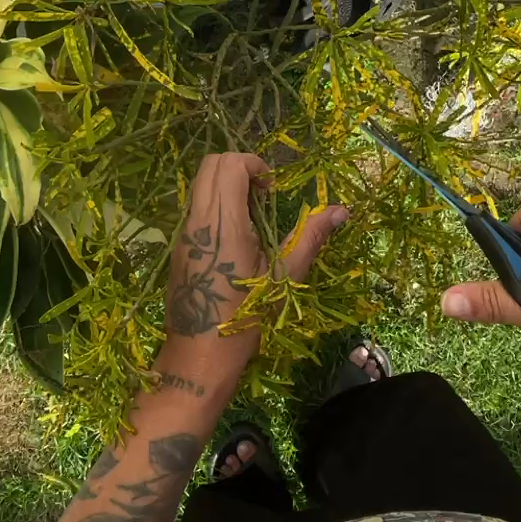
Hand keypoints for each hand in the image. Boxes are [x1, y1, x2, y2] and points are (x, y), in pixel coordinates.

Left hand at [154, 153, 346, 401]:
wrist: (199, 357)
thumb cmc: (246, 318)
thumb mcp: (284, 277)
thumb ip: (310, 236)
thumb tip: (341, 210)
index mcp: (225, 222)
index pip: (229, 164)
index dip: (254, 164)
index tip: (272, 190)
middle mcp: (198, 219)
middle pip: (211, 164)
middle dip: (239, 167)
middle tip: (262, 196)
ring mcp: (184, 232)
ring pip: (200, 183)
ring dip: (226, 185)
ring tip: (251, 219)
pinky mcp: (178, 246)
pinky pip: (195, 206)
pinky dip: (215, 204)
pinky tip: (234, 239)